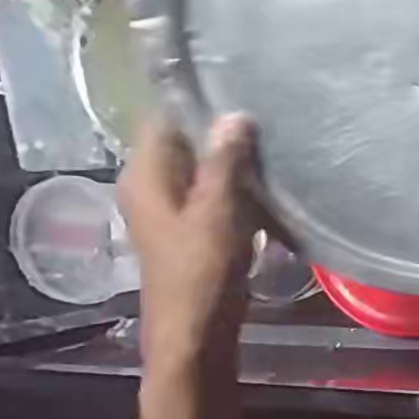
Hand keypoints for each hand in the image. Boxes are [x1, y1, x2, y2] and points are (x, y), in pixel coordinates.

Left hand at [118, 114, 258, 371]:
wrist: (196, 328)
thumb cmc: (201, 270)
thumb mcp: (217, 213)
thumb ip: (225, 164)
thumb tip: (235, 115)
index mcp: (143, 176)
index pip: (162, 120)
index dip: (195, 104)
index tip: (238, 90)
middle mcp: (150, 186)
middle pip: (185, 145)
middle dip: (222, 134)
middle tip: (270, 122)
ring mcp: (171, 209)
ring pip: (203, 171)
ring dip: (234, 164)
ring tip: (275, 151)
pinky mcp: (192, 229)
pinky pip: (214, 195)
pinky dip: (237, 189)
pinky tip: (268, 190)